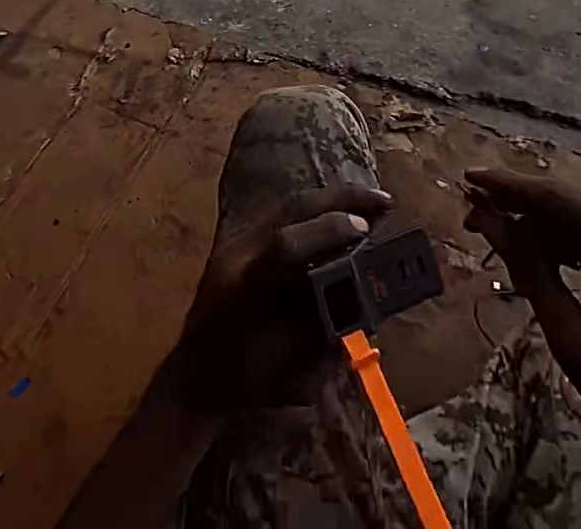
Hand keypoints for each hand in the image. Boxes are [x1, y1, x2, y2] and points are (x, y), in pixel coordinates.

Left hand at [175, 184, 392, 413]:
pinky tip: (344, 209)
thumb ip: (328, 341)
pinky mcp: (242, 237)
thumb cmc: (245, 382)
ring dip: (334, 197)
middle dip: (341, 199)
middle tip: (384, 203)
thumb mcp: (292, 375)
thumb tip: (368, 306)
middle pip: (289, 207)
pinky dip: (319, 205)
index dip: (325, 232)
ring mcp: (237, 240)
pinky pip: (285, 209)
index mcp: (246, 290)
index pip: (284, 245)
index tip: (363, 229)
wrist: (196, 374)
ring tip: (372, 201)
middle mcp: (239, 253)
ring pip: (288, 201)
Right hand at [464, 167, 580, 442]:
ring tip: (493, 233)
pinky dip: (557, 240)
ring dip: (534, 222)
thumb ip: (530, 271)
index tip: (471, 178)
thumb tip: (488, 220)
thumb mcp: (571, 338)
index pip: (562, 202)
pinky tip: (530, 254)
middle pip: (570, 204)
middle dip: (518, 202)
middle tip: (472, 209)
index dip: (511, 187)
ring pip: (578, 217)